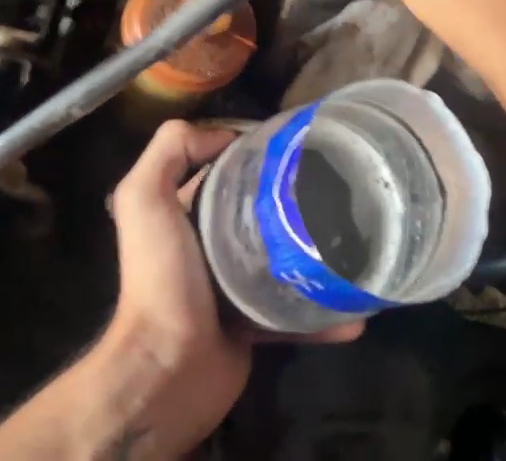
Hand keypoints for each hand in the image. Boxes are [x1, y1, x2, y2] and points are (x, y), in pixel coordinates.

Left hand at [84, 121, 360, 458]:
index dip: (262, 155)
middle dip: (302, 203)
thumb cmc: (160, 279)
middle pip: (265, 212)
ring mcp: (235, 288)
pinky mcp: (254, 326)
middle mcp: (211, 246)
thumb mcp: (145, 199)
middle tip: (344, 193)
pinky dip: (324, 317)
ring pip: (287, 261)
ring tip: (359, 246)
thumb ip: (169, 150)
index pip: (229, 169)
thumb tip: (226, 135)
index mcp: (188, 213)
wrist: (165, 370)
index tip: (305, 147)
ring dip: (321, 258)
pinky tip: (357, 313)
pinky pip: (297, 316)